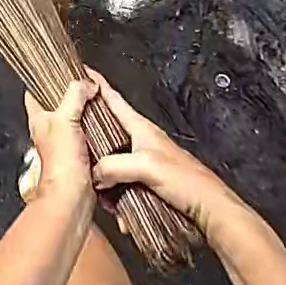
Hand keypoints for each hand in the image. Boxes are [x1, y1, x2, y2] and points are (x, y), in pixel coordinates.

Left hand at [23, 77, 97, 209]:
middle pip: (55, 105)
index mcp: (39, 118)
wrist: (72, 197)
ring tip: (97, 102)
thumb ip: (75, 95)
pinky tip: (104, 127)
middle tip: (84, 85)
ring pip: (72, 121)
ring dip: (84, 113)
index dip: (42, 79)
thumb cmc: (61, 162)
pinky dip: (94, 130)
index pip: (34, 92)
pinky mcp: (77, 156)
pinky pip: (85, 137)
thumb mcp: (66, 118)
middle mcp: (48, 130)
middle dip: (69, 95)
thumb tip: (86, 83)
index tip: (56, 70)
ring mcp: (62, 144)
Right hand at [88, 71, 249, 236]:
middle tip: (74, 144)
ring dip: (104, 177)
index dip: (96, 83)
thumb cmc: (186, 180)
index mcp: (139, 127)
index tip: (81, 72)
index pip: (113, 98)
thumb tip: (94, 173)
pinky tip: (119, 212)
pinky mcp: (147, 179)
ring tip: (100, 193)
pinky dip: (118, 195)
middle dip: (90, 138)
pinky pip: (123, 182)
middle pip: (106, 130)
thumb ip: (113, 165)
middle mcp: (139, 139)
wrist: (211, 208)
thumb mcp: (144, 166)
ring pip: (112, 160)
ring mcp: (143, 159)